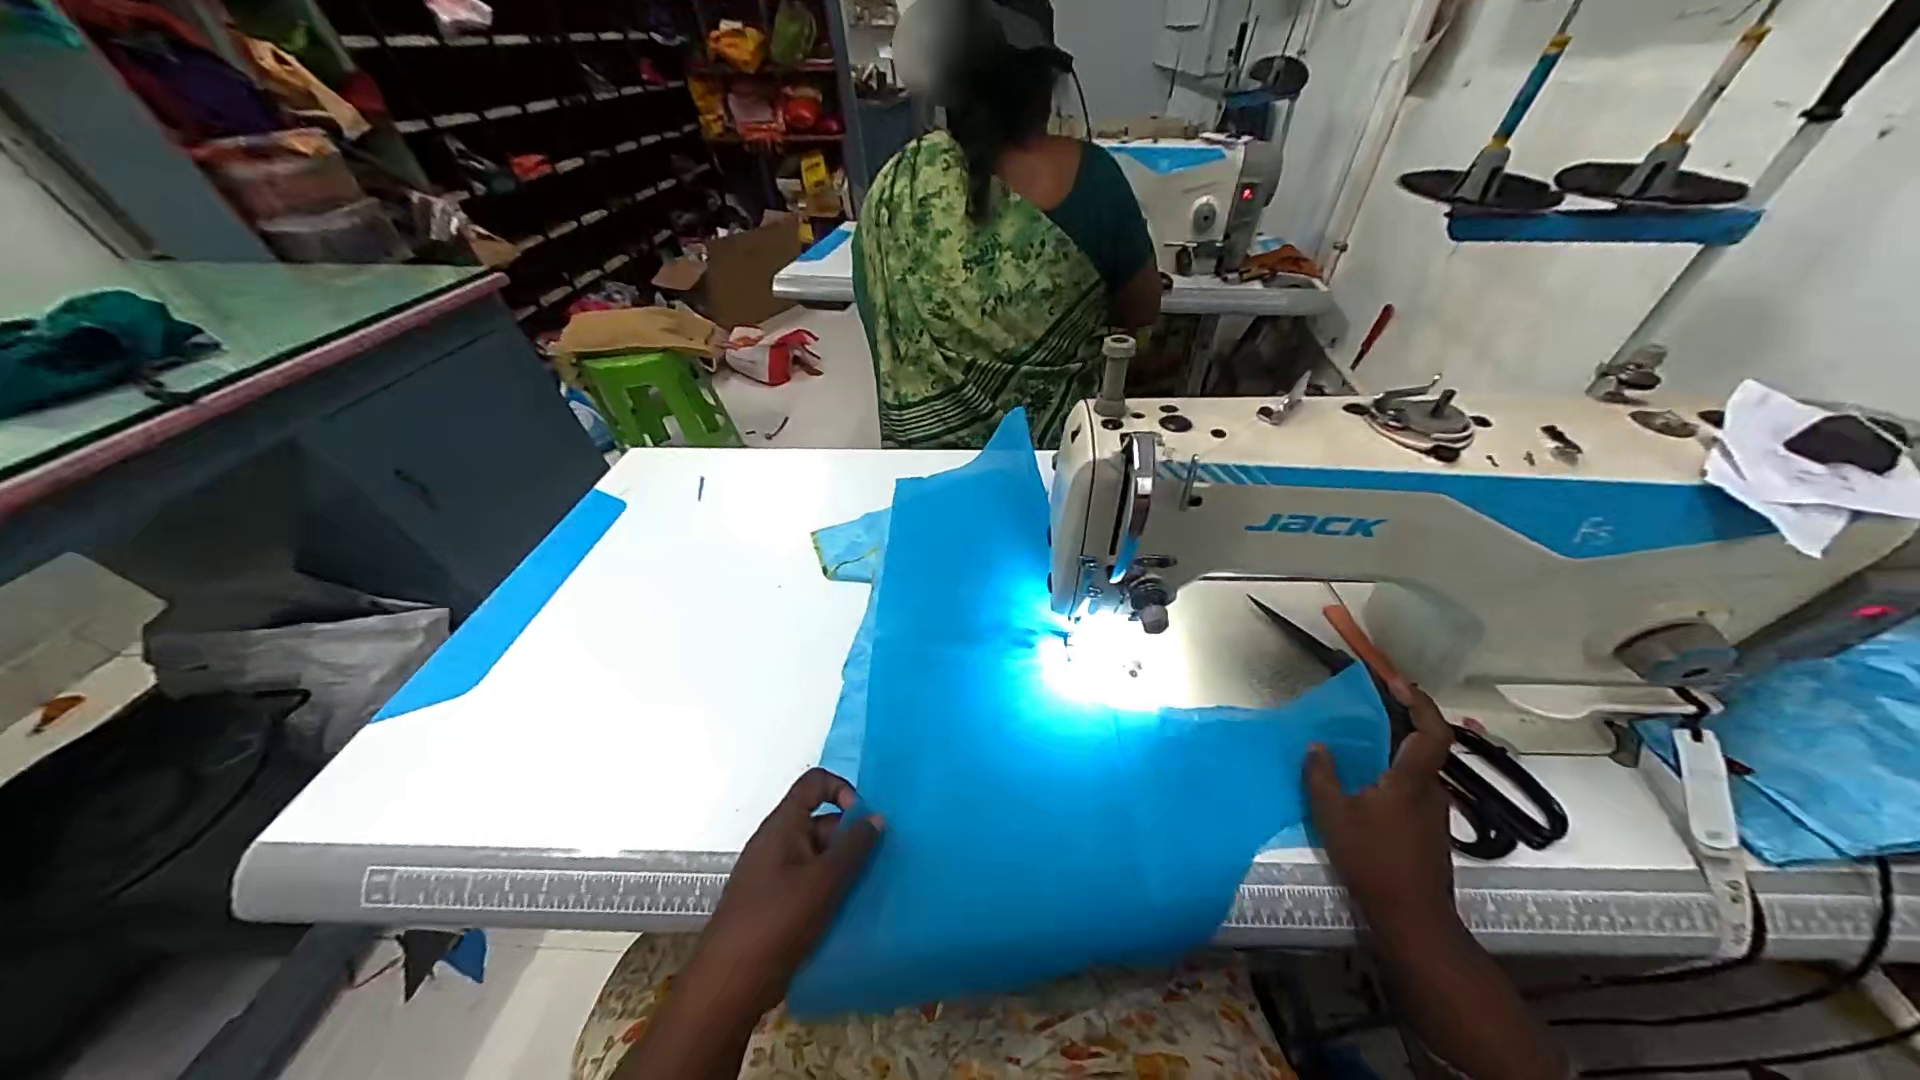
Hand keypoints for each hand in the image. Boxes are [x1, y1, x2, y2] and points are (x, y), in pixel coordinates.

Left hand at [694, 768, 883, 1014]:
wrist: (728, 985)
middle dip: (849, 837)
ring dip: (842, 868)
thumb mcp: (824, 881)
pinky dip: (829, 890)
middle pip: (820, 821)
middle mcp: (776, 842)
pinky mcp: (774, 904)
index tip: (863, 820)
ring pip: (817, 856)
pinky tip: (847, 912)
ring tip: (867, 891)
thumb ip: (853, 847)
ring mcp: (773, 874)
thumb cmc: (776, 922)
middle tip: (875, 864)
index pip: (814, 783)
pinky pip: (809, 882)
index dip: (842, 790)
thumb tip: (875, 818)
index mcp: (782, 825)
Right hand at [1305, 681, 1459, 944]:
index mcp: (1411, 780)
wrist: (1412, 917)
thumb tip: (1317, 745)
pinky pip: (1413, 786)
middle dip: (1404, 718)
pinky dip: (1395, 770)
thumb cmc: (1372, 860)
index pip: (1431, 731)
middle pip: (1427, 745)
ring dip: (1397, 746)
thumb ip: (1321, 775)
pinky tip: (1368, 780)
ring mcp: (1434, 812)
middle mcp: (1430, 790)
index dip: (1419, 702)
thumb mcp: (1333, 814)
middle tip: (1374, 702)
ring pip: (1419, 767)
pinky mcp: (1429, 830)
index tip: (1396, 683)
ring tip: (1364, 736)